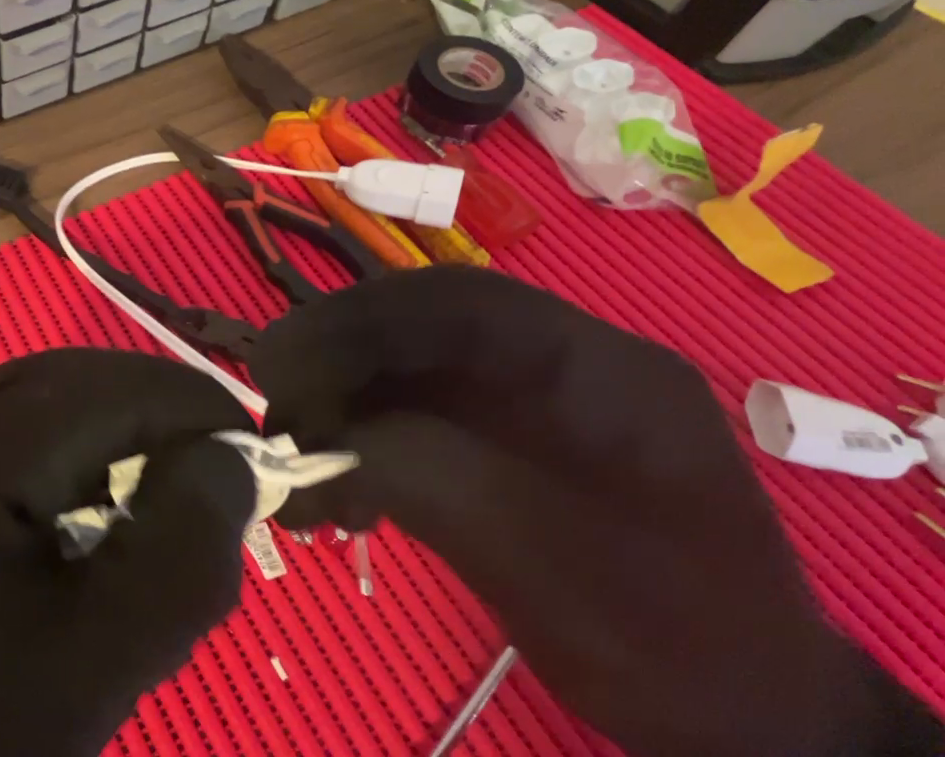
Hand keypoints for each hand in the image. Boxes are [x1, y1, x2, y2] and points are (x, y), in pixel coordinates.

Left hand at [0, 349, 257, 756]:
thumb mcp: (109, 653)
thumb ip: (187, 548)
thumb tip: (229, 456)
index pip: (108, 390)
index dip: (194, 407)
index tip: (259, 456)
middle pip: (76, 381)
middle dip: (157, 419)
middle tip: (217, 481)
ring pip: (50, 397)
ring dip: (118, 435)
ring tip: (160, 503)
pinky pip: (17, 425)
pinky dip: (74, 453)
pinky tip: (94, 511)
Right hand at [249, 266, 940, 756]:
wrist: (742, 716)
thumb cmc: (664, 636)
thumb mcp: (540, 558)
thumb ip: (424, 475)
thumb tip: (314, 440)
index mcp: (596, 367)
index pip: (458, 303)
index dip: (358, 321)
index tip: (281, 367)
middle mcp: (555, 367)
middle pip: (420, 328)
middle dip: (336, 364)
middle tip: (276, 418)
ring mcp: (525, 407)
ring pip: (405, 373)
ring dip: (339, 411)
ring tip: (300, 473)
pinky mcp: (499, 447)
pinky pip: (411, 421)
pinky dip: (359, 447)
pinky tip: (336, 496)